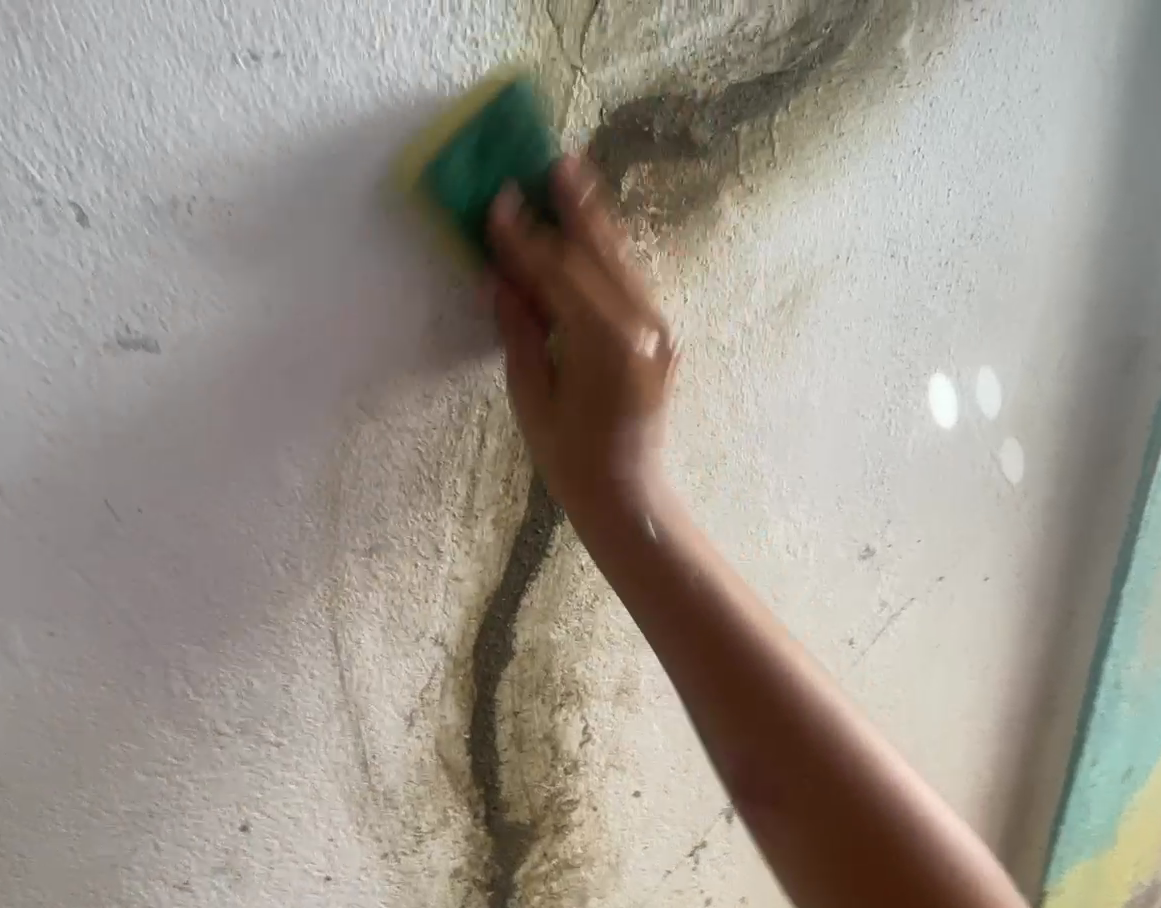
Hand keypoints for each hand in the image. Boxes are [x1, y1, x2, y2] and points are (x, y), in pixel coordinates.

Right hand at [485, 156, 679, 528]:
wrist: (628, 494)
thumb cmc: (572, 459)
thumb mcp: (533, 399)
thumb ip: (519, 333)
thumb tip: (498, 280)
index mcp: (605, 342)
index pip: (556, 273)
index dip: (522, 237)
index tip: (497, 199)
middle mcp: (642, 325)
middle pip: (599, 251)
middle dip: (573, 207)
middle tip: (554, 159)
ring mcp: (659, 329)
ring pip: (621, 260)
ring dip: (594, 222)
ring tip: (576, 179)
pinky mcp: (662, 337)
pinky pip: (630, 282)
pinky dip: (607, 255)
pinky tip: (591, 235)